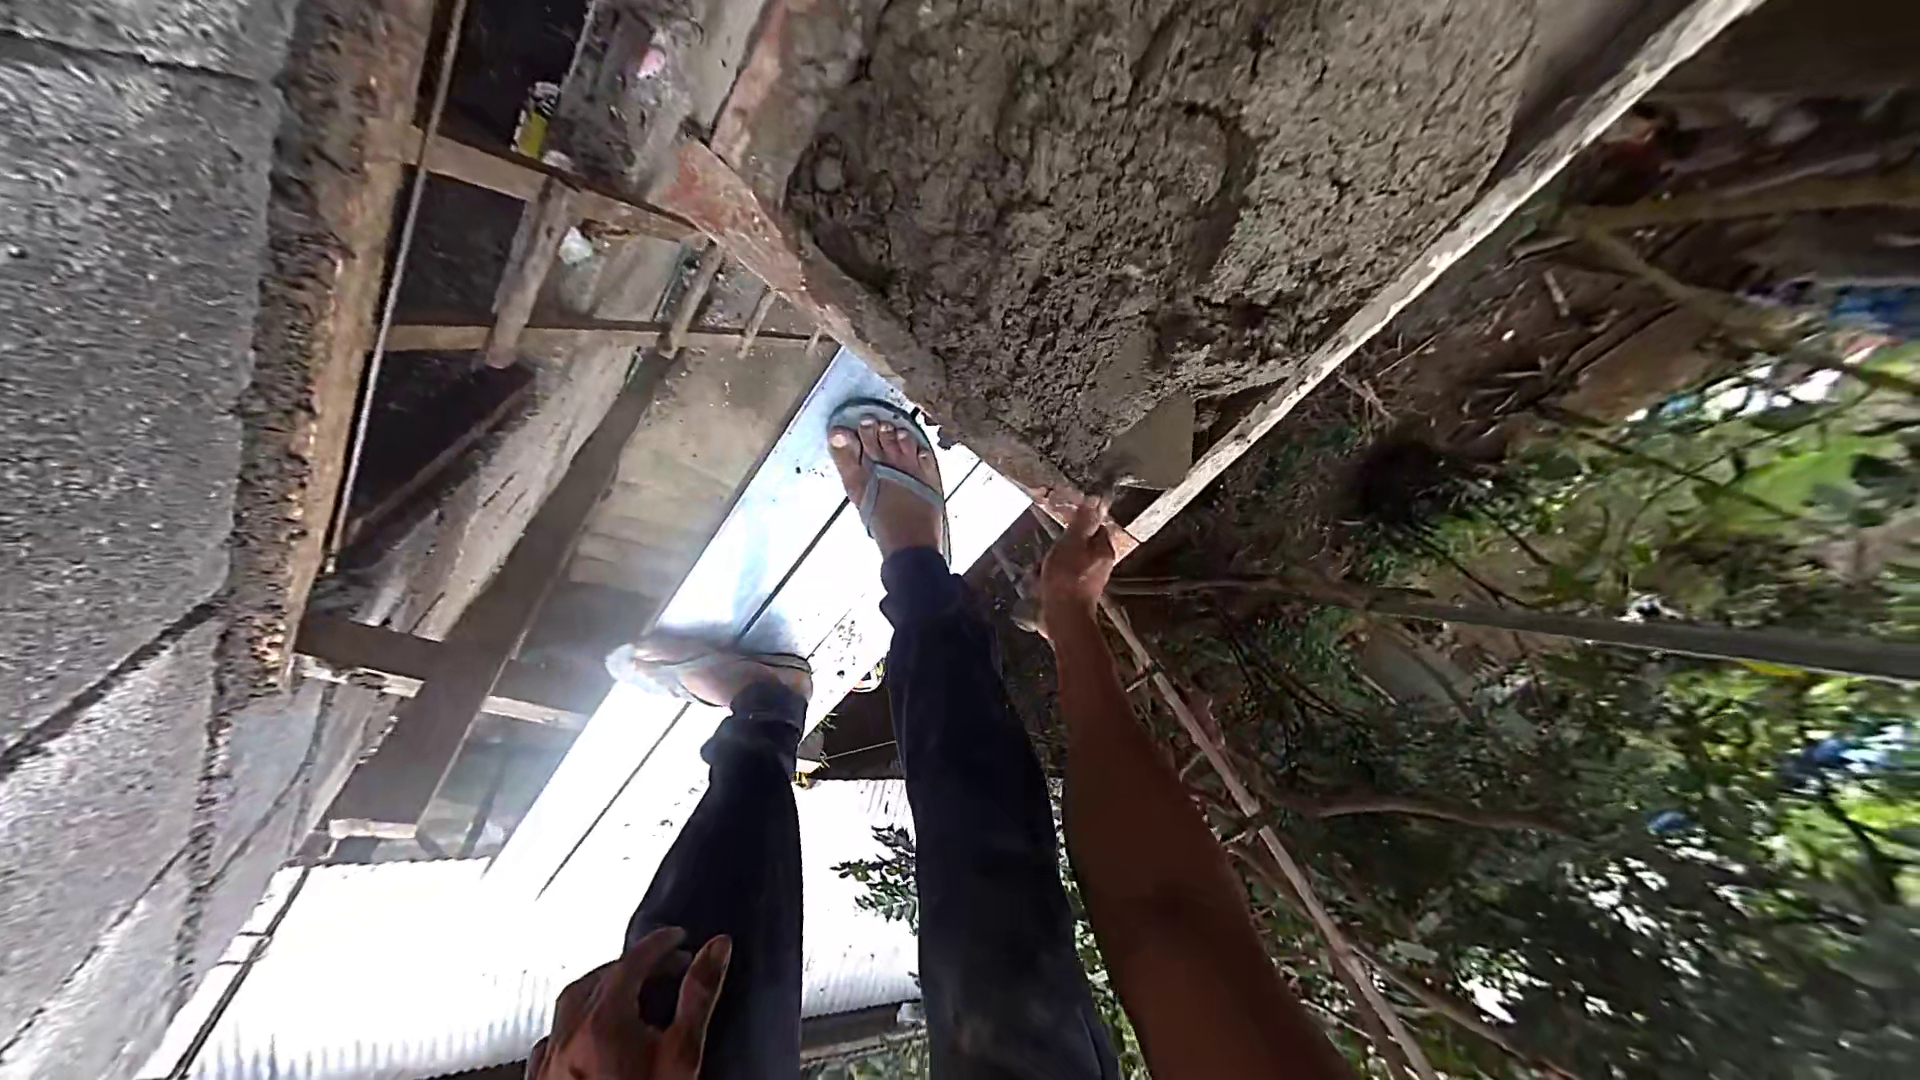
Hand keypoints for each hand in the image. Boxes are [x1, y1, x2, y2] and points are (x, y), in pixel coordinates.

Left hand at [528, 928, 730, 1079]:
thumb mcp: (682, 1053)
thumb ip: (699, 994)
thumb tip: (717, 946)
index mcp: (603, 1022)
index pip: (634, 961)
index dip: (661, 944)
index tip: (679, 938)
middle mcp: (568, 1038)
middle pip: (600, 978)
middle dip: (634, 963)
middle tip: (664, 966)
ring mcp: (548, 1068)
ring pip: (570, 1006)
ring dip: (601, 987)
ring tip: (628, 991)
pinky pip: (549, 1042)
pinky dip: (572, 1024)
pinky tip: (586, 1035)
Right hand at [1039, 494, 1115, 638]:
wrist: (1064, 617)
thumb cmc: (1067, 579)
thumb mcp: (1071, 542)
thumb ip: (1082, 522)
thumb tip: (1094, 500)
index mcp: (1103, 551)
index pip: (1095, 528)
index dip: (1078, 525)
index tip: (1063, 527)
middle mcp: (1099, 566)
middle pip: (1078, 546)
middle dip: (1059, 548)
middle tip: (1049, 553)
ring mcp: (1087, 582)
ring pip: (1066, 563)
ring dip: (1050, 565)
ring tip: (1039, 571)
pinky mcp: (1075, 595)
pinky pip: (1060, 580)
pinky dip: (1048, 580)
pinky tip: (1039, 584)